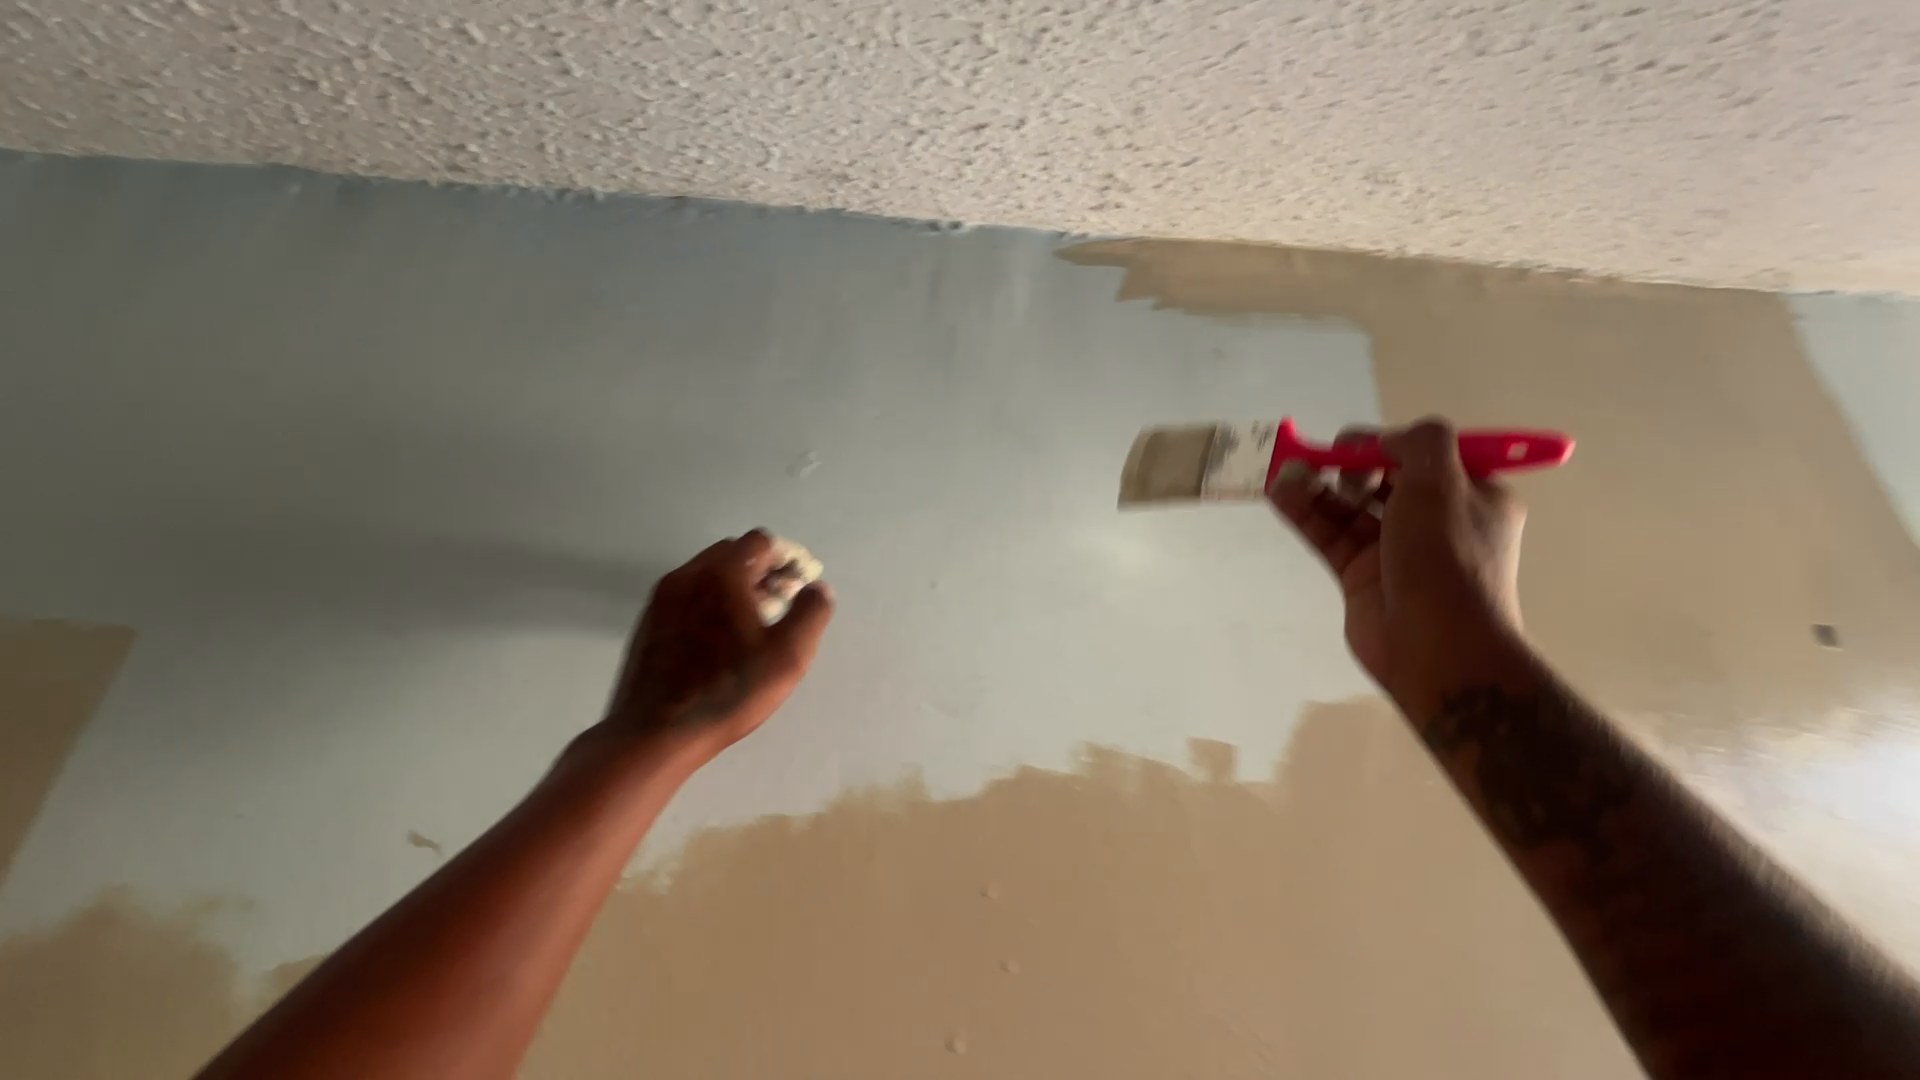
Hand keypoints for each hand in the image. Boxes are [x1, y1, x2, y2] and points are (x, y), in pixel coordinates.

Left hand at [601, 529, 833, 762]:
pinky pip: (688, 597)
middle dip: (761, 571)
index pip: (761, 543)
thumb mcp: (789, 655)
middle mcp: (688, 575)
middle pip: (732, 553)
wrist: (655, 732)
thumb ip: (811, 612)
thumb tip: (816, 588)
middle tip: (779, 604)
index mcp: (723, 573)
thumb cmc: (729, 690)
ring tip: (752, 625)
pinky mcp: (649, 623)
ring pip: (707, 575)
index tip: (798, 587)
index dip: (787, 559)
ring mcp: (663, 599)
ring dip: (734, 587)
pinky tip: (720, 642)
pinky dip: (709, 603)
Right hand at [1269, 418, 1525, 701]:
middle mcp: (1433, 521)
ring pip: (1349, 507)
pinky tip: (1279, 494)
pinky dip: (1305, 514)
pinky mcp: (1359, 574)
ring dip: (1317, 487)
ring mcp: (1394, 550)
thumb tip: (1385, 442)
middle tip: (1331, 466)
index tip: (1359, 447)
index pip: (1425, 456)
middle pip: (1382, 479)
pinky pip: (1329, 535)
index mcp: (1470, 496)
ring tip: (1286, 473)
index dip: (1389, 444)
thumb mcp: (1444, 483)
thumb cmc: (1447, 558)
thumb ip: (1419, 442)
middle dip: (1349, 465)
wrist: (1436, 646)